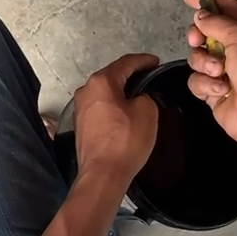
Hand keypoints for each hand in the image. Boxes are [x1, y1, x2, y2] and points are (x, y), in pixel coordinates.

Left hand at [71, 53, 160, 181]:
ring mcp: (80, 108)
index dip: (144, 60)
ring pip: (104, 92)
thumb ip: (145, 96)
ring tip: (139, 94)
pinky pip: (100, 107)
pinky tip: (124, 112)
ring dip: (120, 91)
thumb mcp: (147, 112)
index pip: (126, 63)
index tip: (156, 62)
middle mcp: (86, 91)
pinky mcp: (81, 124)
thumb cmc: (125, 141)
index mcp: (101, 82)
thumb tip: (137, 99)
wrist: (103, 174)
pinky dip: (113, 105)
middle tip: (149, 76)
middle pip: (111, 76)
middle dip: (131, 75)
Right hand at [184, 0, 236, 152]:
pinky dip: (206, 84)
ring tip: (219, 72)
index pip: (229, 9)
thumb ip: (218, 23)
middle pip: (207, 32)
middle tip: (197, 40)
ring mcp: (226, 70)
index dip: (209, 1)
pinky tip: (221, 90)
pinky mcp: (214, 89)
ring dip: (205, 63)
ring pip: (198, 56)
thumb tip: (200, 16)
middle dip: (199, 35)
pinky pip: (197, 79)